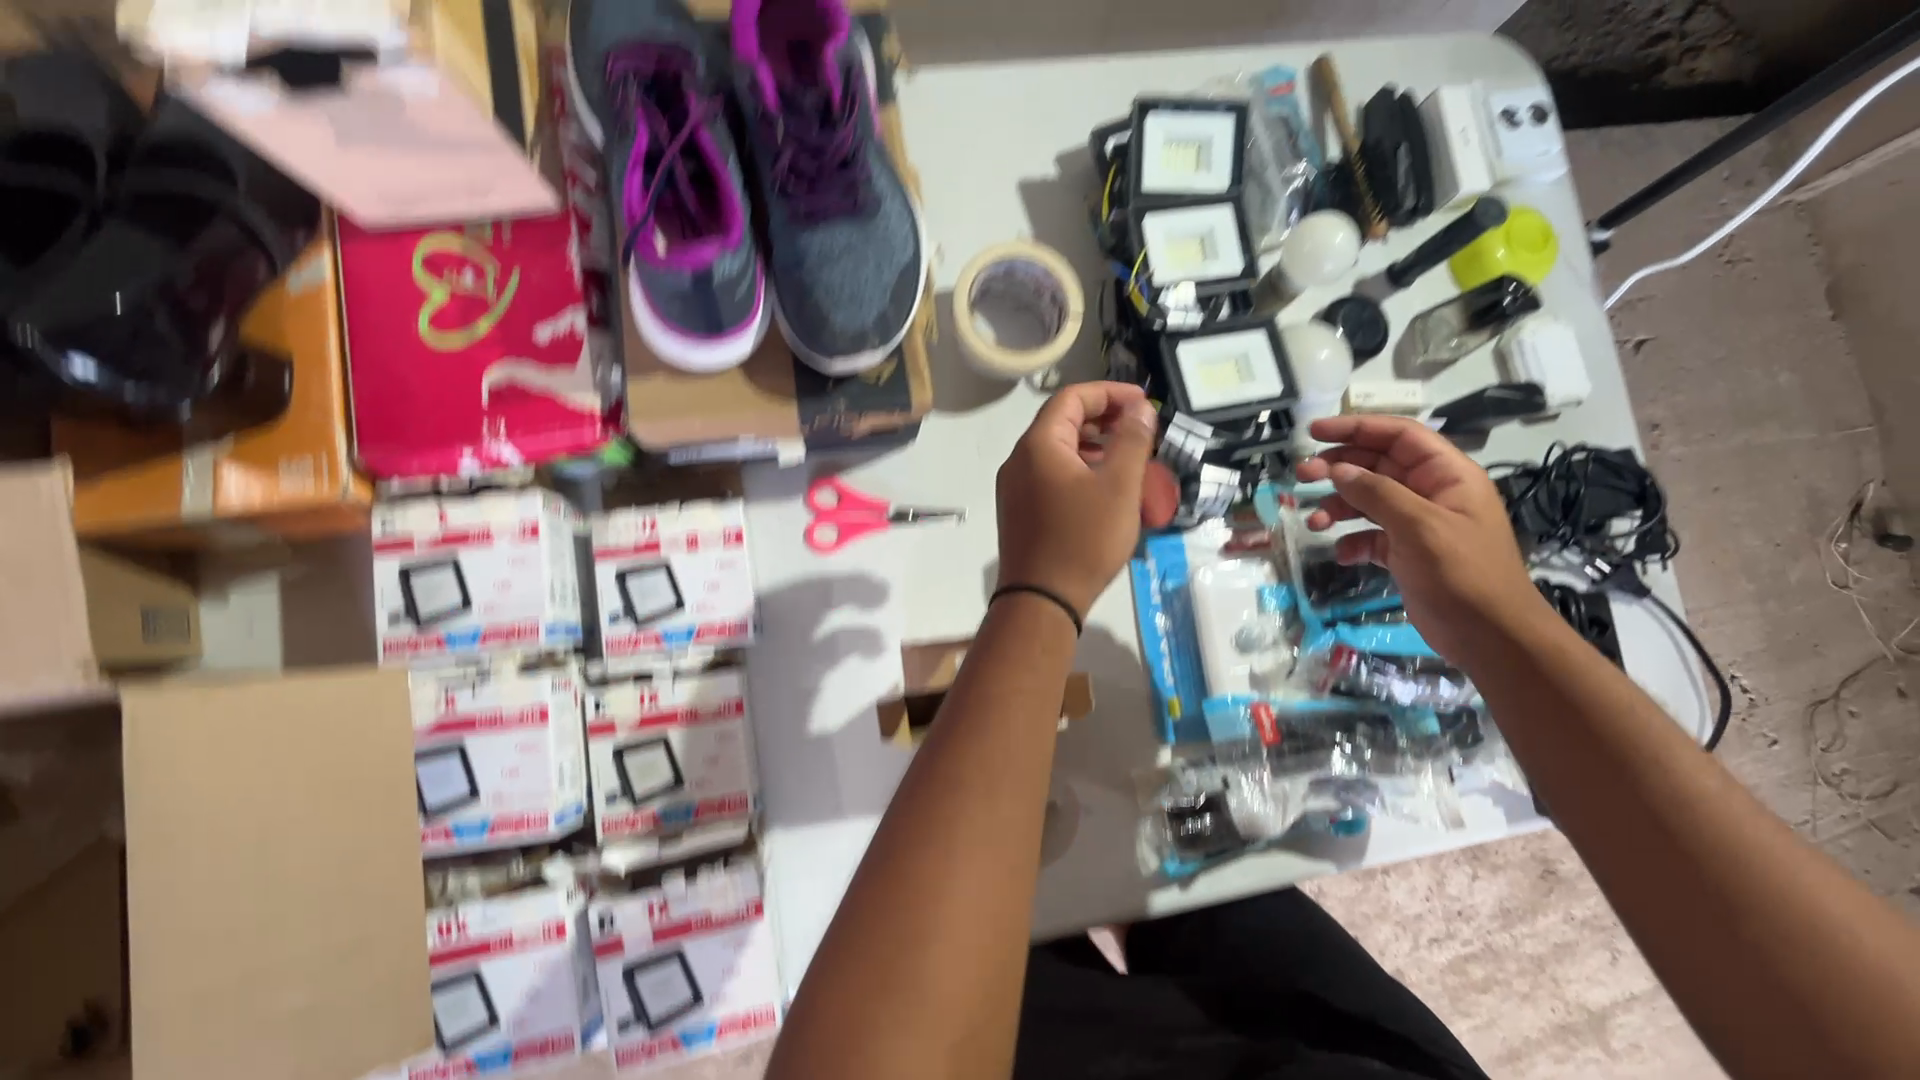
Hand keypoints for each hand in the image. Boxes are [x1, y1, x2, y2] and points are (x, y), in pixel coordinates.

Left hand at [996, 382, 1162, 618]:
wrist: (1042, 600)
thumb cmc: (1083, 540)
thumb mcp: (1118, 486)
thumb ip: (1132, 440)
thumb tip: (1139, 409)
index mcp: (1038, 445)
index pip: (1072, 398)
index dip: (1110, 393)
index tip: (1144, 402)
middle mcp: (1019, 460)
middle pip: (1062, 422)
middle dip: (1104, 419)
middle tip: (1140, 429)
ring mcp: (1015, 487)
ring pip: (1057, 451)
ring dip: (1093, 446)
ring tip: (1128, 459)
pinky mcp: (1019, 511)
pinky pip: (1050, 475)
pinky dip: (1079, 470)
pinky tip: (1103, 489)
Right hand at [1294, 416, 1545, 662]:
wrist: (1490, 636)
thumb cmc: (1463, 574)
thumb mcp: (1420, 527)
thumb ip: (1377, 493)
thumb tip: (1337, 470)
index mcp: (1448, 475)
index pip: (1399, 436)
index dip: (1357, 428)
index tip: (1315, 433)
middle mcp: (1432, 493)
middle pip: (1378, 465)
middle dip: (1339, 468)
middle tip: (1302, 476)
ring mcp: (1418, 524)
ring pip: (1368, 500)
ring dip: (1338, 506)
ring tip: (1313, 521)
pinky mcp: (1407, 554)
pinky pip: (1370, 535)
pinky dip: (1351, 540)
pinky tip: (1340, 553)